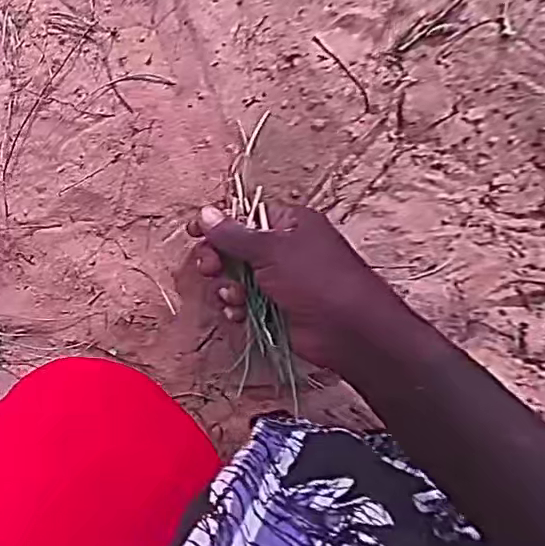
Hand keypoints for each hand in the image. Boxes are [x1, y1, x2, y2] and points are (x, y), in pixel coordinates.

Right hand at [188, 203, 425, 375]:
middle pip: (232, 247)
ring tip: (236, 297)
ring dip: (228, 287)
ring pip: (233, 276)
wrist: (349, 333)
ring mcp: (278, 278)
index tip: (194, 231)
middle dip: (217, 260)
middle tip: (210, 268)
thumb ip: (233, 234)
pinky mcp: (273, 305)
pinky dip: (236, 306)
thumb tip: (206, 212)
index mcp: (288, 225)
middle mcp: (283, 249)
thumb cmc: (318, 282)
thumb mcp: (271, 251)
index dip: (217, 225)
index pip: (242, 217)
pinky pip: (242, 300)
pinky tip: (240, 312)